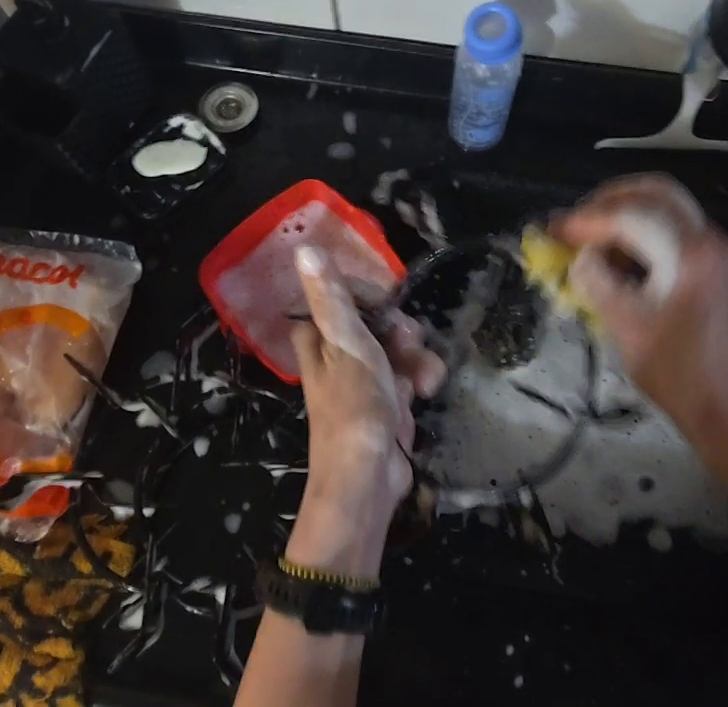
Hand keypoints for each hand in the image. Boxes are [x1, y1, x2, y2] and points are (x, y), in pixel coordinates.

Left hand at [285, 246, 446, 577]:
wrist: (368, 479)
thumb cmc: (353, 407)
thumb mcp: (345, 344)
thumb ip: (330, 297)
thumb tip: (303, 248)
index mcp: (317, 338)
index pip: (340, 297)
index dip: (368, 294)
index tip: (389, 298)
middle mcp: (337, 355)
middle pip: (375, 322)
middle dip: (400, 330)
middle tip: (407, 339)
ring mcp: (363, 381)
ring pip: (397, 349)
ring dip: (415, 358)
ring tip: (423, 378)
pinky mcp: (386, 404)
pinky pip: (407, 376)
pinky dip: (418, 381)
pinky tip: (424, 393)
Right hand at [549, 174, 727, 431]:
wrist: (719, 403)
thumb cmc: (673, 368)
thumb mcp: (623, 322)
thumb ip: (594, 278)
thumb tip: (577, 255)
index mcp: (690, 252)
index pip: (633, 214)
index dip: (589, 218)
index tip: (555, 230)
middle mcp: (708, 239)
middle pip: (654, 193)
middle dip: (608, 201)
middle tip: (574, 221)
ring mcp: (712, 250)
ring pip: (662, 207)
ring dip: (621, 214)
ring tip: (586, 235)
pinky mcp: (708, 264)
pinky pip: (668, 229)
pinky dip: (636, 231)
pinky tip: (611, 252)